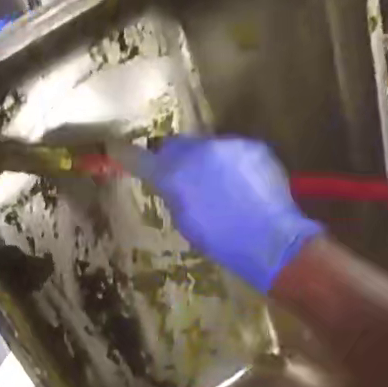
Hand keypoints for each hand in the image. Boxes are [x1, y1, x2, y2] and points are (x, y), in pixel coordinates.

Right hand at [142, 136, 321, 292]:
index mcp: (174, 175)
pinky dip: (232, 165)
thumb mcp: (186, 223)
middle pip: (177, 146)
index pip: (141, 158)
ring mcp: (228, 145)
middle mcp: (198, 152)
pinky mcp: (253, 146)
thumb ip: (174, 195)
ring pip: (208, 147)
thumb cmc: (222, 241)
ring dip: (207, 162)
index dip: (127, 155)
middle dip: (176, 158)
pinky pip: (234, 151)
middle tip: (182, 177)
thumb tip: (173, 183)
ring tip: (220, 188)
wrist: (270, 238)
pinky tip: (243, 187)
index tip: (117, 150)